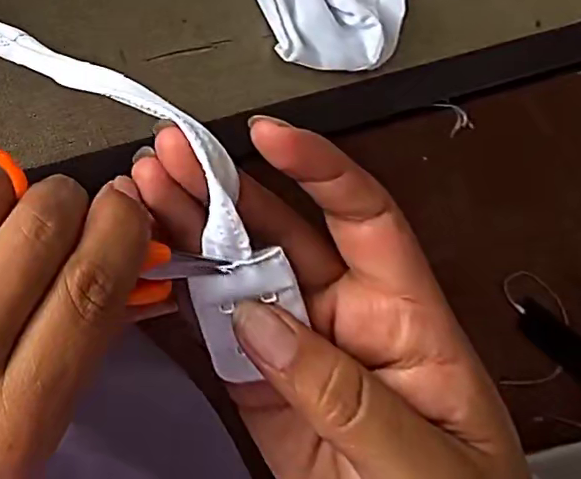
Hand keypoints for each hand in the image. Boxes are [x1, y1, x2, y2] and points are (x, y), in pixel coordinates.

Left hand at [0, 166, 152, 477]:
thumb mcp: (43, 422)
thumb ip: (96, 328)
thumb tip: (139, 235)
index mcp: (13, 418)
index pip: (89, 285)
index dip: (122, 226)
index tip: (125, 206)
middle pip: (43, 221)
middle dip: (69, 200)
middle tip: (65, 218)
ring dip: (10, 194)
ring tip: (2, 228)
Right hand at [132, 116, 527, 478]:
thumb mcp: (427, 465)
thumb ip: (349, 396)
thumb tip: (264, 324)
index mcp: (404, 315)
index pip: (362, 215)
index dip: (316, 167)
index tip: (271, 134)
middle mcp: (343, 317)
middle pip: (280, 227)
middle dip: (226, 183)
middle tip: (180, 151)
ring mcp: (295, 347)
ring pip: (238, 267)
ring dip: (192, 222)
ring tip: (153, 183)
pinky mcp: (257, 385)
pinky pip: (215, 323)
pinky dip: (181, 287)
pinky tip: (155, 250)